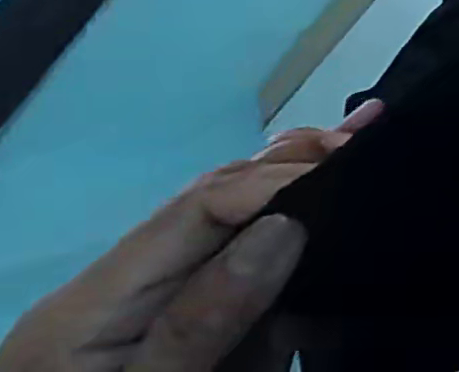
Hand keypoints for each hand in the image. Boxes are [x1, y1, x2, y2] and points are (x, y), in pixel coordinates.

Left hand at [0, 99, 382, 370]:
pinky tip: (327, 179)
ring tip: (360, 134)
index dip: (276, 179)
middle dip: (293, 161)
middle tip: (368, 138)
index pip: (198, 206)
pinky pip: (241, 248)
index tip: (347, 169)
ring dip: (298, 172)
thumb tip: (284, 223)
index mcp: (90, 307)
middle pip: (215, 196)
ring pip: (233, 212)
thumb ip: (200, 323)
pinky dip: (294, 212)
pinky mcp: (190, 316)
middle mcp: (123, 286)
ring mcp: (157, 300)